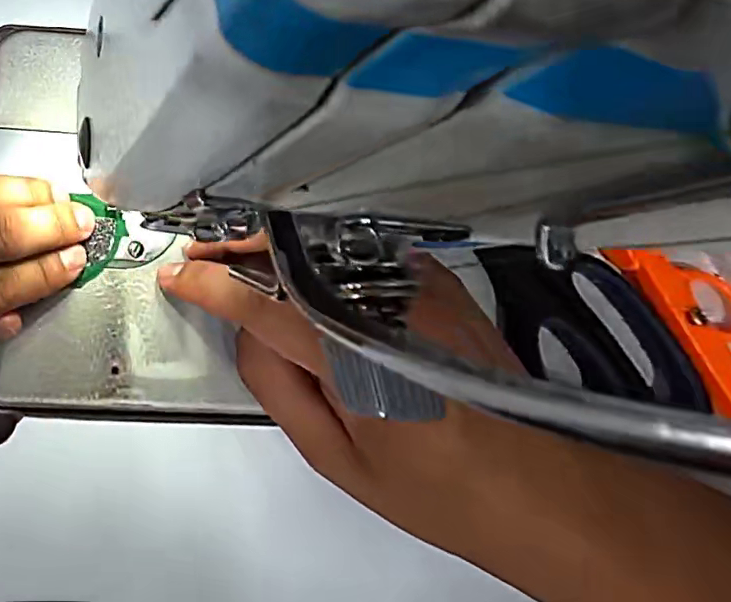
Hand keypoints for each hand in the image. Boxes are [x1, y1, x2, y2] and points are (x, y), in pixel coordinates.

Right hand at [159, 236, 570, 557]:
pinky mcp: (431, 275)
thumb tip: (245, 333)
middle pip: (283, 251)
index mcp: (353, 352)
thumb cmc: (448, 490)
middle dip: (229, 247)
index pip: (256, 299)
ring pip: (316, 241)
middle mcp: (383, 302)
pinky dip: (312, 248)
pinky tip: (293, 261)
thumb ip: (277, 387)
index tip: (178, 279)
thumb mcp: (339, 459)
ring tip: (233, 257)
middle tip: (197, 257)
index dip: (207, 284)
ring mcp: (413, 280)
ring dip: (265, 243)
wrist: (552, 489)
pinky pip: (353, 249)